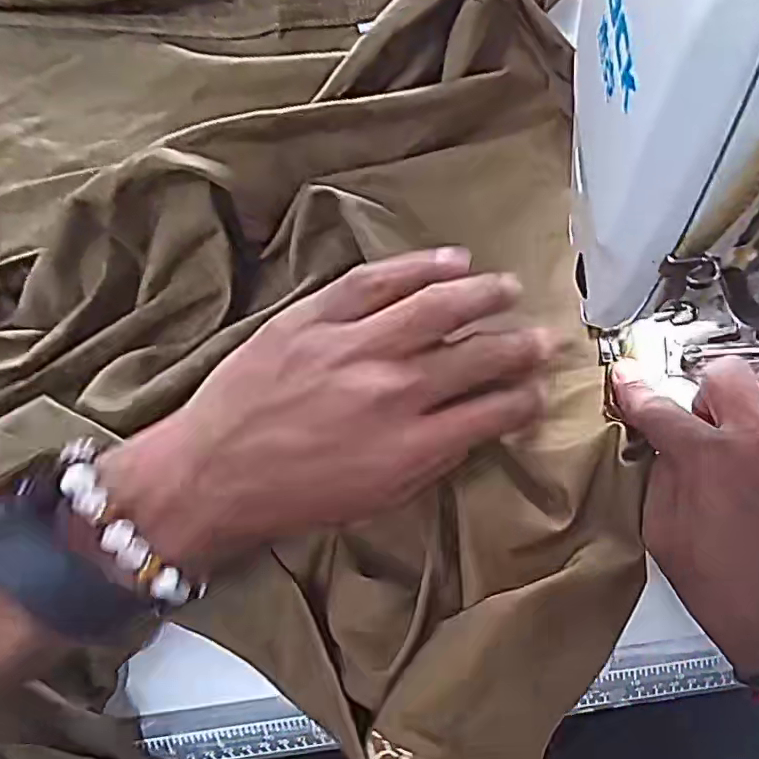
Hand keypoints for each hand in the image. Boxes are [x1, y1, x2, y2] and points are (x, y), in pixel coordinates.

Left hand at [101, 248, 553, 564]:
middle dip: (521, 347)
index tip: (537, 394)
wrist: (215, 474)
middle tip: (542, 340)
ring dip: (483, 295)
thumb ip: (434, 460)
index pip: (493, 413)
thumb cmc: (301, 497)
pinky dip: (418, 267)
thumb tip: (474, 428)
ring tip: (509, 287)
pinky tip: (451, 260)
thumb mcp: (379, 498)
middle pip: (478, 357)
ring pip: (436, 307)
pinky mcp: (314, 317)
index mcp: (413, 445)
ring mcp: (354, 347)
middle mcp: (394, 390)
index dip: (526, 401)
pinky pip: (376, 281)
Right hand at [612, 357, 758, 679]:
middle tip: (702, 423)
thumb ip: (660, 480)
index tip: (630, 381)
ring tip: (744, 439)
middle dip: (703, 393)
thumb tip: (661, 448)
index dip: (636, 392)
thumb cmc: (738, 597)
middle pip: (726, 373)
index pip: (660, 407)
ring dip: (750, 403)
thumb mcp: (668, 540)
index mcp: (711, 462)